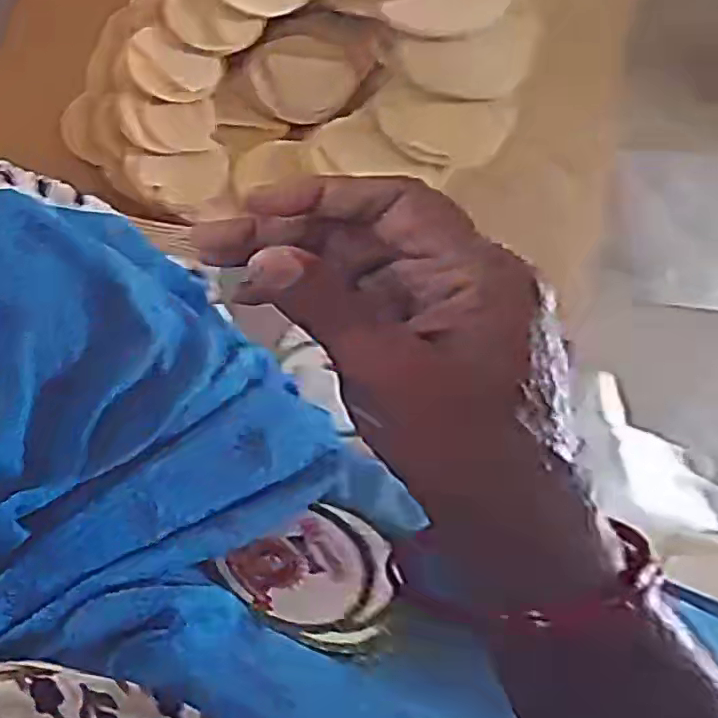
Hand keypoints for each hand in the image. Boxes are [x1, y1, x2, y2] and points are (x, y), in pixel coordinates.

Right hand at [196, 176, 617, 604]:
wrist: (505, 520)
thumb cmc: (456, 443)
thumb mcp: (382, 368)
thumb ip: (323, 303)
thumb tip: (263, 254)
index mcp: (472, 272)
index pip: (394, 205)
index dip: (321, 196)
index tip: (255, 206)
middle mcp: (454, 278)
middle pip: (360, 234)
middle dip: (283, 232)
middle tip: (212, 241)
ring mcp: (431, 307)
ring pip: (348, 263)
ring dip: (284, 259)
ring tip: (219, 263)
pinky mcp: (409, 335)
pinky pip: (349, 296)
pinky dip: (301, 291)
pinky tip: (255, 295)